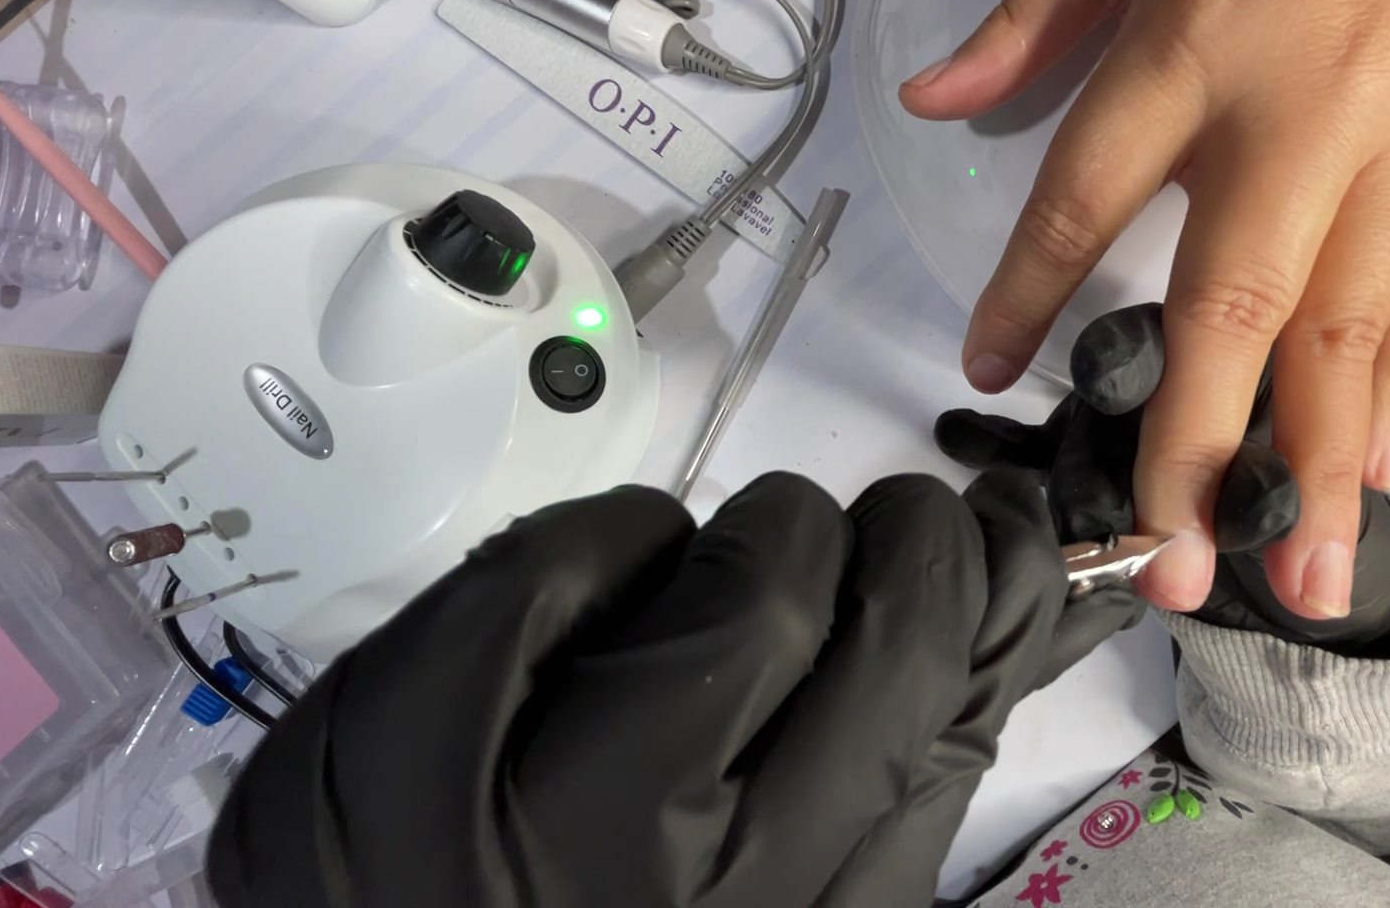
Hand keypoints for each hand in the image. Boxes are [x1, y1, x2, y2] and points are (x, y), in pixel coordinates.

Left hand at [206, 472, 1141, 907]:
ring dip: (757, 533)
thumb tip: (1021, 569)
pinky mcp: (368, 755)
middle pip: (866, 613)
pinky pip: (548, 562)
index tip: (968, 519)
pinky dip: (605, 539)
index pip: (941, 668)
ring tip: (720, 578)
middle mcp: (674, 895)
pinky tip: (602, 587)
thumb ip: (925, 725)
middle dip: (887, 525)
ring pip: (737, 571)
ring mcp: (502, 831)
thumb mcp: (825, 870)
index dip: (977, 558)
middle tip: (855, 532)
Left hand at [902, 0, 1389, 618]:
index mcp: (1190, 50)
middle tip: (1174, 567)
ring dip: (1317, 470)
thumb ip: (1026, 21)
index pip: (1079, 204)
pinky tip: (1367, 472)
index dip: (1026, 298)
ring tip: (1298, 583)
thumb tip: (930, 97)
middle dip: (1201, 452)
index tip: (988, 373)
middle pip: (1235, 311)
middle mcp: (1295, 121)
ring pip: (1348, 334)